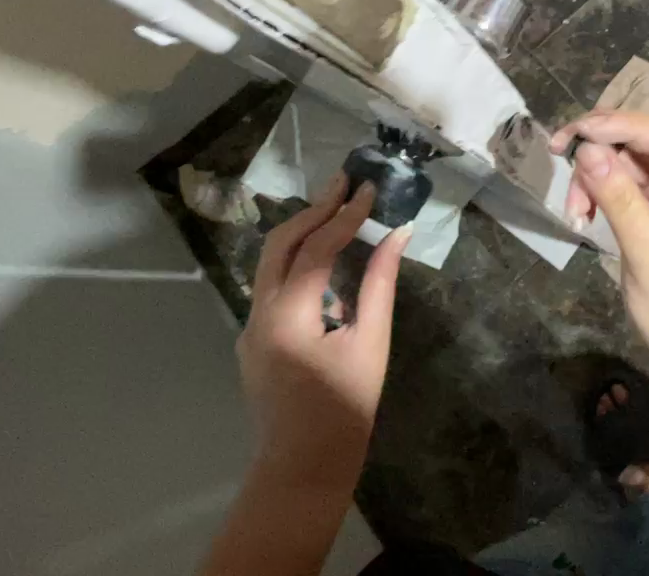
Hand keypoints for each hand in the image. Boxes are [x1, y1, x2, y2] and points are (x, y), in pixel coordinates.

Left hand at [238, 174, 409, 479]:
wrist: (303, 468)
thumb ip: (380, 283)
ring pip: (271, 260)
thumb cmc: (346, 410)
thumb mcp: (372, 343)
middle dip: (314, 208)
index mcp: (289, 317)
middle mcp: (259, 313)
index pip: (315, 249)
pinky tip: (326, 254)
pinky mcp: (253, 335)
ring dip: (303, 229)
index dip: (344, 216)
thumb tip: (398, 234)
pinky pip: (274, 283)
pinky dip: (298, 259)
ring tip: (336, 204)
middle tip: (345, 180)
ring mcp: (250, 325)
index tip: (369, 189)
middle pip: (280, 243)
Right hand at [549, 112, 648, 387]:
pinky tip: (582, 212)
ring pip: (633, 161)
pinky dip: (602, 191)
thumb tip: (587, 150)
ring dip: (597, 175)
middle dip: (604, 147)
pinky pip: (629, 183)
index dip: (624, 126)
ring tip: (574, 209)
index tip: (579, 129)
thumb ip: (620, 201)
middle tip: (559, 149)